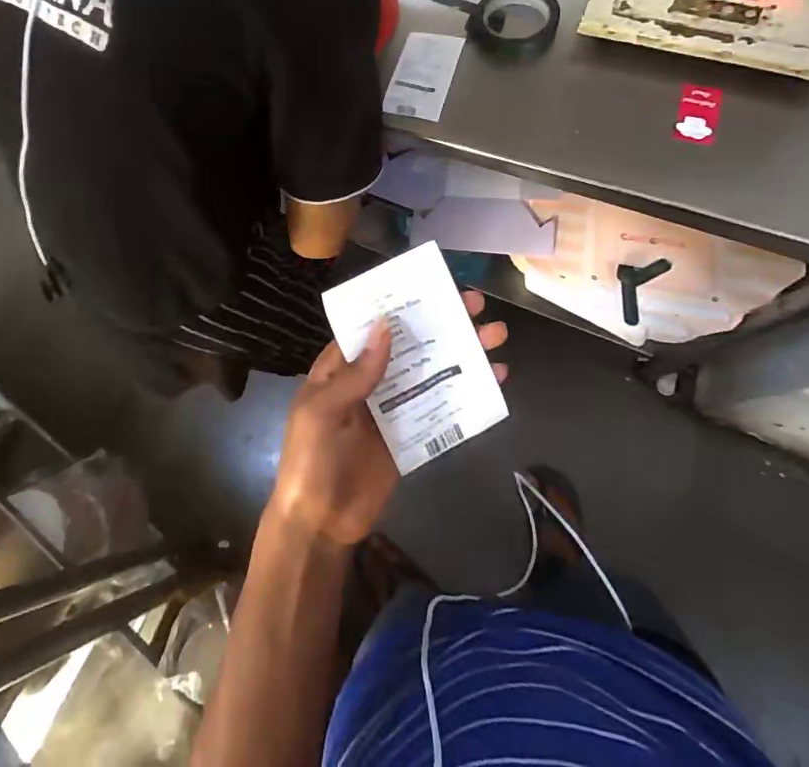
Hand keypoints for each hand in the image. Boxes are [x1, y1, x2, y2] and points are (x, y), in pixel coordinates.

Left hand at [268, 291, 508, 546]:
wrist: (322, 522)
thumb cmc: (312, 459)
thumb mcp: (324, 411)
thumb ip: (355, 372)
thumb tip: (384, 325)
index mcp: (341, 369)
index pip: (372, 327)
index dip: (401, 306)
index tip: (434, 287)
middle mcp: (369, 381)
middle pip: (409, 345)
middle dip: (442, 323)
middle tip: (476, 306)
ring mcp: (392, 407)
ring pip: (430, 371)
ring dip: (461, 352)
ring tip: (495, 336)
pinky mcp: (411, 433)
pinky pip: (441, 406)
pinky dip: (466, 391)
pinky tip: (494, 379)